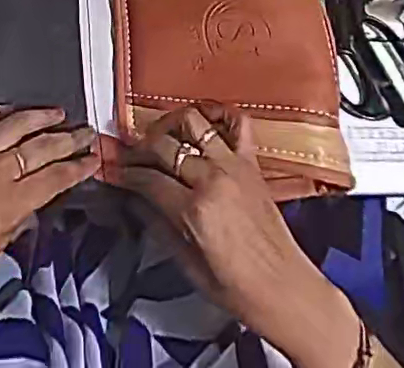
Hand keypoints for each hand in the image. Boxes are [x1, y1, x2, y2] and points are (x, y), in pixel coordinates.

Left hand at [0, 106, 97, 367]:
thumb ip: (11, 227)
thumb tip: (24, 211)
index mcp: (7, 203)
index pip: (55, 177)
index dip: (78, 166)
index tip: (91, 160)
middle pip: (43, 145)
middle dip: (70, 137)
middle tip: (85, 132)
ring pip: (16, 123)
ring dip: (41, 116)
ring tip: (57, 112)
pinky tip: (6, 108)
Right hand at [111, 104, 361, 367]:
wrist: (285, 290)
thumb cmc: (240, 289)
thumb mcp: (188, 266)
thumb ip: (159, 226)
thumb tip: (136, 200)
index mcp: (195, 211)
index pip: (149, 178)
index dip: (127, 173)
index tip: (118, 171)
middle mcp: (213, 179)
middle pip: (164, 146)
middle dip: (139, 149)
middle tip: (131, 156)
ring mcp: (234, 165)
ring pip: (192, 121)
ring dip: (169, 124)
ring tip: (161, 135)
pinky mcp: (252, 162)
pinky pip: (236, 122)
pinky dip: (218, 113)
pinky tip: (203, 119)